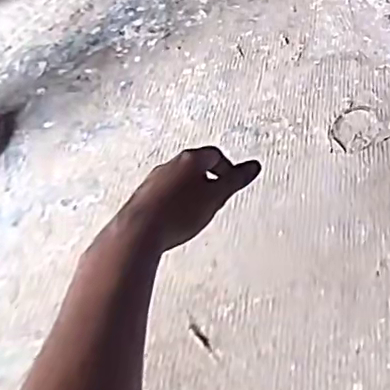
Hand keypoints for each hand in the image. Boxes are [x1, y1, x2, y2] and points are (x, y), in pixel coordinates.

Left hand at [113, 147, 259, 252]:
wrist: (136, 234)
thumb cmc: (176, 213)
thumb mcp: (217, 196)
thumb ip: (237, 180)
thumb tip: (253, 167)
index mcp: (190, 159)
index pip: (216, 155)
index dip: (228, 168)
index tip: (233, 180)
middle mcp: (169, 166)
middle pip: (194, 166)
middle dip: (207, 179)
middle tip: (216, 194)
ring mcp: (151, 183)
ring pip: (177, 181)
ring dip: (188, 192)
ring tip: (196, 210)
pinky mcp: (139, 200)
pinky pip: (162, 196)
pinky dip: (172, 204)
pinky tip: (175, 219)